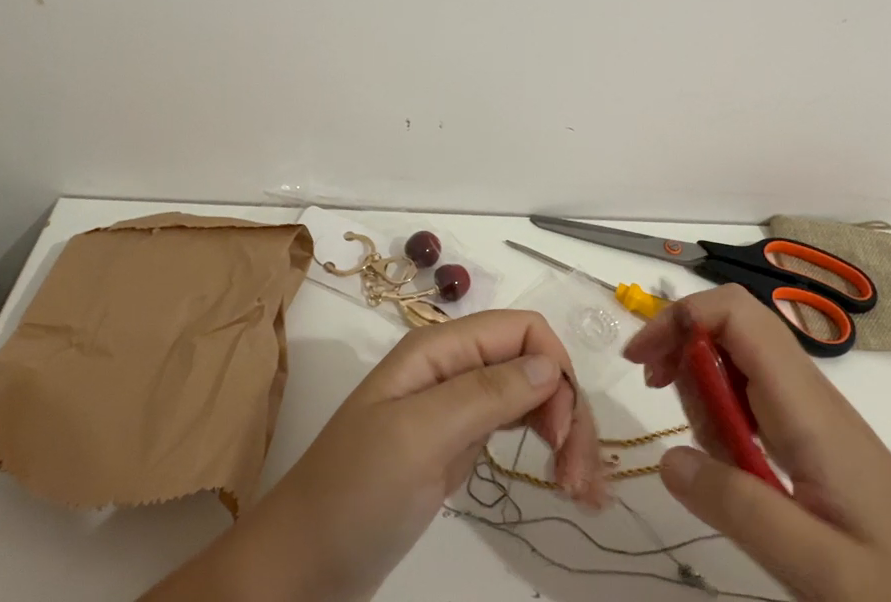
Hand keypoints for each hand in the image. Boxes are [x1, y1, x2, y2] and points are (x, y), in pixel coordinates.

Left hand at [144, 310, 605, 601]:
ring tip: (585, 492)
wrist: (305, 561)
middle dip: (569, 413)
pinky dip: (549, 453)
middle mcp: (452, 368)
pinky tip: (568, 484)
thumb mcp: (419, 436)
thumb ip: (485, 392)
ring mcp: (455, 408)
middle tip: (584, 482)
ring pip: (532, 399)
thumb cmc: (355, 493)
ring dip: (568, 437)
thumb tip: (551, 361)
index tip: (562, 437)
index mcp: (438, 350)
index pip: (521, 330)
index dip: (554, 372)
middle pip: (534, 365)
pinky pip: (516, 431)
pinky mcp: (458, 444)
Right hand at [625, 286, 890, 601]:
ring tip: (707, 462)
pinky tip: (731, 470)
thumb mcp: (815, 565)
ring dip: (702, 394)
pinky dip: (724, 423)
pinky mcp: (817, 442)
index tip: (641, 364)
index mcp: (809, 408)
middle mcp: (811, 398)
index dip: (682, 317)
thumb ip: (737, 509)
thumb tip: (666, 457)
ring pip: (740, 366)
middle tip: (658, 404)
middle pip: (733, 330)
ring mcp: (815, 417)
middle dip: (683, 352)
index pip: (739, 315)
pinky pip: (755, 404)